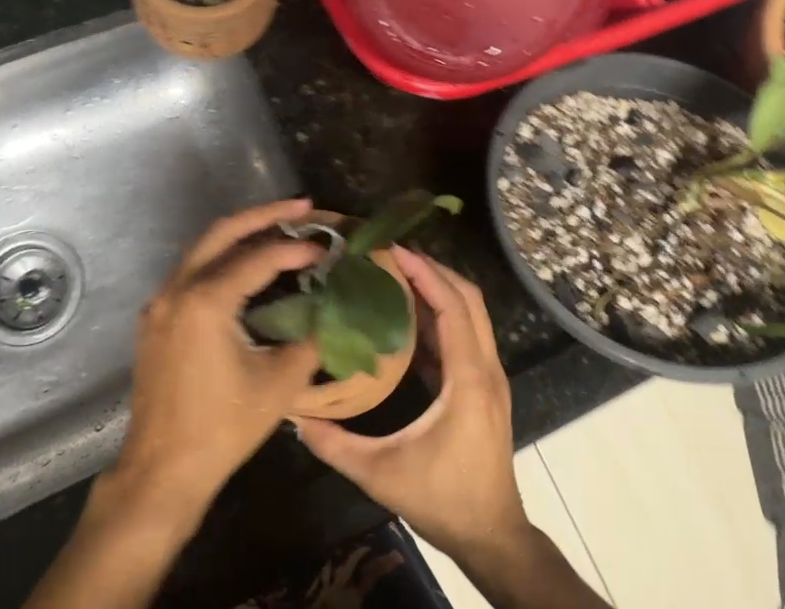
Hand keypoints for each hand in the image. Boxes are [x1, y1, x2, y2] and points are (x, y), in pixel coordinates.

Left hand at [111, 198, 323, 516]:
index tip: (328, 248)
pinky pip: (190, 274)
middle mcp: (176, 290)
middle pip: (221, 232)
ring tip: (280, 230)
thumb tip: (334, 312)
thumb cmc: (223, 427)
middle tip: (302, 208)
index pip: (258, 257)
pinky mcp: (155, 321)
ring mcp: (160, 304)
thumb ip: (311, 339)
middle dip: (263, 215)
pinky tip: (246, 270)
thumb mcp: (279, 383)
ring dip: (240, 236)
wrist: (164, 468)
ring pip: (202, 250)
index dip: (296, 249)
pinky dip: (220, 261)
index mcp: (205, 300)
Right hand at [293, 250, 526, 557]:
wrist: (491, 535)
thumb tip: (292, 415)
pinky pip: (465, 336)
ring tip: (394, 274)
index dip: (427, 274)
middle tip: (390, 255)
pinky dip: (440, 316)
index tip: (393, 250)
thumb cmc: (443, 500)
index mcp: (469, 381)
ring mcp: (489, 378)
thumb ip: (334, 444)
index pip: (454, 308)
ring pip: (471, 315)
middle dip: (434, 271)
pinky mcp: (483, 388)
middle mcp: (486, 370)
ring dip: (438, 290)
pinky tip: (404, 315)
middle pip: (469, 300)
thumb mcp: (380, 474)